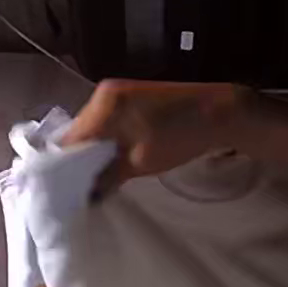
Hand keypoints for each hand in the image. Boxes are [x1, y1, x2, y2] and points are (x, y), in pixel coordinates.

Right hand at [61, 80, 260, 192]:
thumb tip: (84, 196)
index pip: (70, 139)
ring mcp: (118, 90)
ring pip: (94, 125)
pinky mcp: (131, 93)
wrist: (221, 113)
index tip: (65, 188)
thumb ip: (106, 177)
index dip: (65, 165)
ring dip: (95, 147)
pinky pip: (108, 119)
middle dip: (81, 157)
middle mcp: (103, 92)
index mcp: (103, 105)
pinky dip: (109, 137)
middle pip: (80, 130)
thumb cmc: (179, 138)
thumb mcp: (139, 164)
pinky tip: (116, 154)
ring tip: (100, 172)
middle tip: (83, 185)